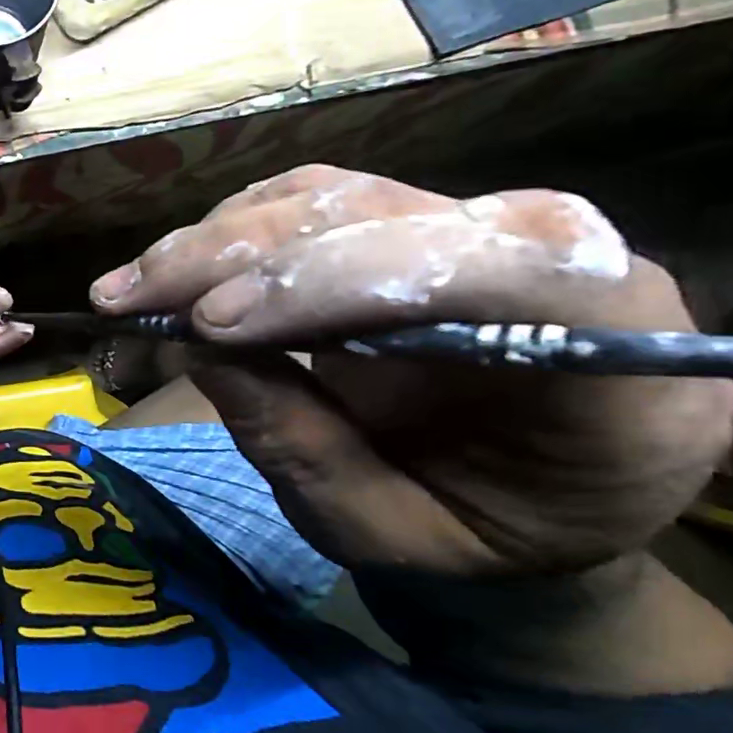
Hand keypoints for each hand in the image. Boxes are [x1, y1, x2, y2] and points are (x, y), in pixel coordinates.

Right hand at [89, 166, 732, 579]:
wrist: (505, 507)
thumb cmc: (463, 536)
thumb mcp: (373, 525)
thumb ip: (296, 442)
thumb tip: (192, 347)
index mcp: (607, 355)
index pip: (492, 270)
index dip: (338, 280)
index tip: (210, 326)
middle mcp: (555, 263)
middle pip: (380, 213)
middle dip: (235, 254)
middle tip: (125, 298)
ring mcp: (474, 235)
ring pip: (332, 195)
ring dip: (214, 238)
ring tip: (129, 288)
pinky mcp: (404, 231)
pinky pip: (310, 203)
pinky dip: (226, 233)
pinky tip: (170, 272)